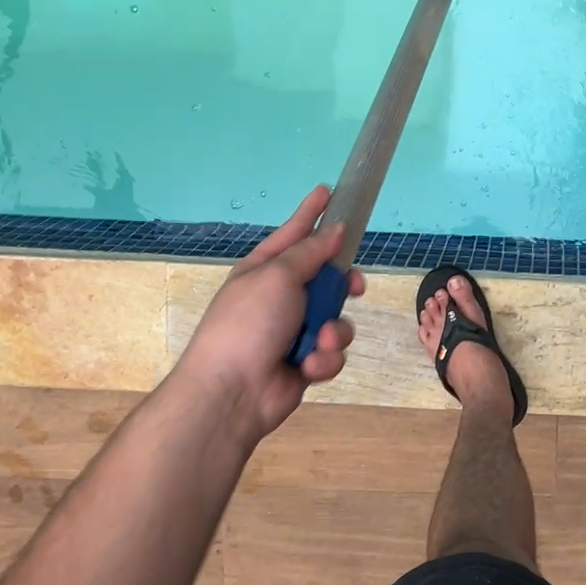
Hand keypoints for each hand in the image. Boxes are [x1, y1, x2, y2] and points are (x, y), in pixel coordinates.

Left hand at [172, 185, 366, 440]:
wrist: (231, 393)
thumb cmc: (248, 324)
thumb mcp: (278, 276)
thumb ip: (311, 251)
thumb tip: (335, 228)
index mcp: (265, 270)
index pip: (295, 233)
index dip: (313, 213)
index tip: (329, 191)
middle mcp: (281, 297)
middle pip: (327, 277)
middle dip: (344, 284)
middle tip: (354, 286)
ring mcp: (294, 331)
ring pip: (337, 317)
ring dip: (334, 329)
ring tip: (320, 341)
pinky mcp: (306, 361)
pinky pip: (333, 350)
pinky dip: (325, 358)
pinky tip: (309, 366)